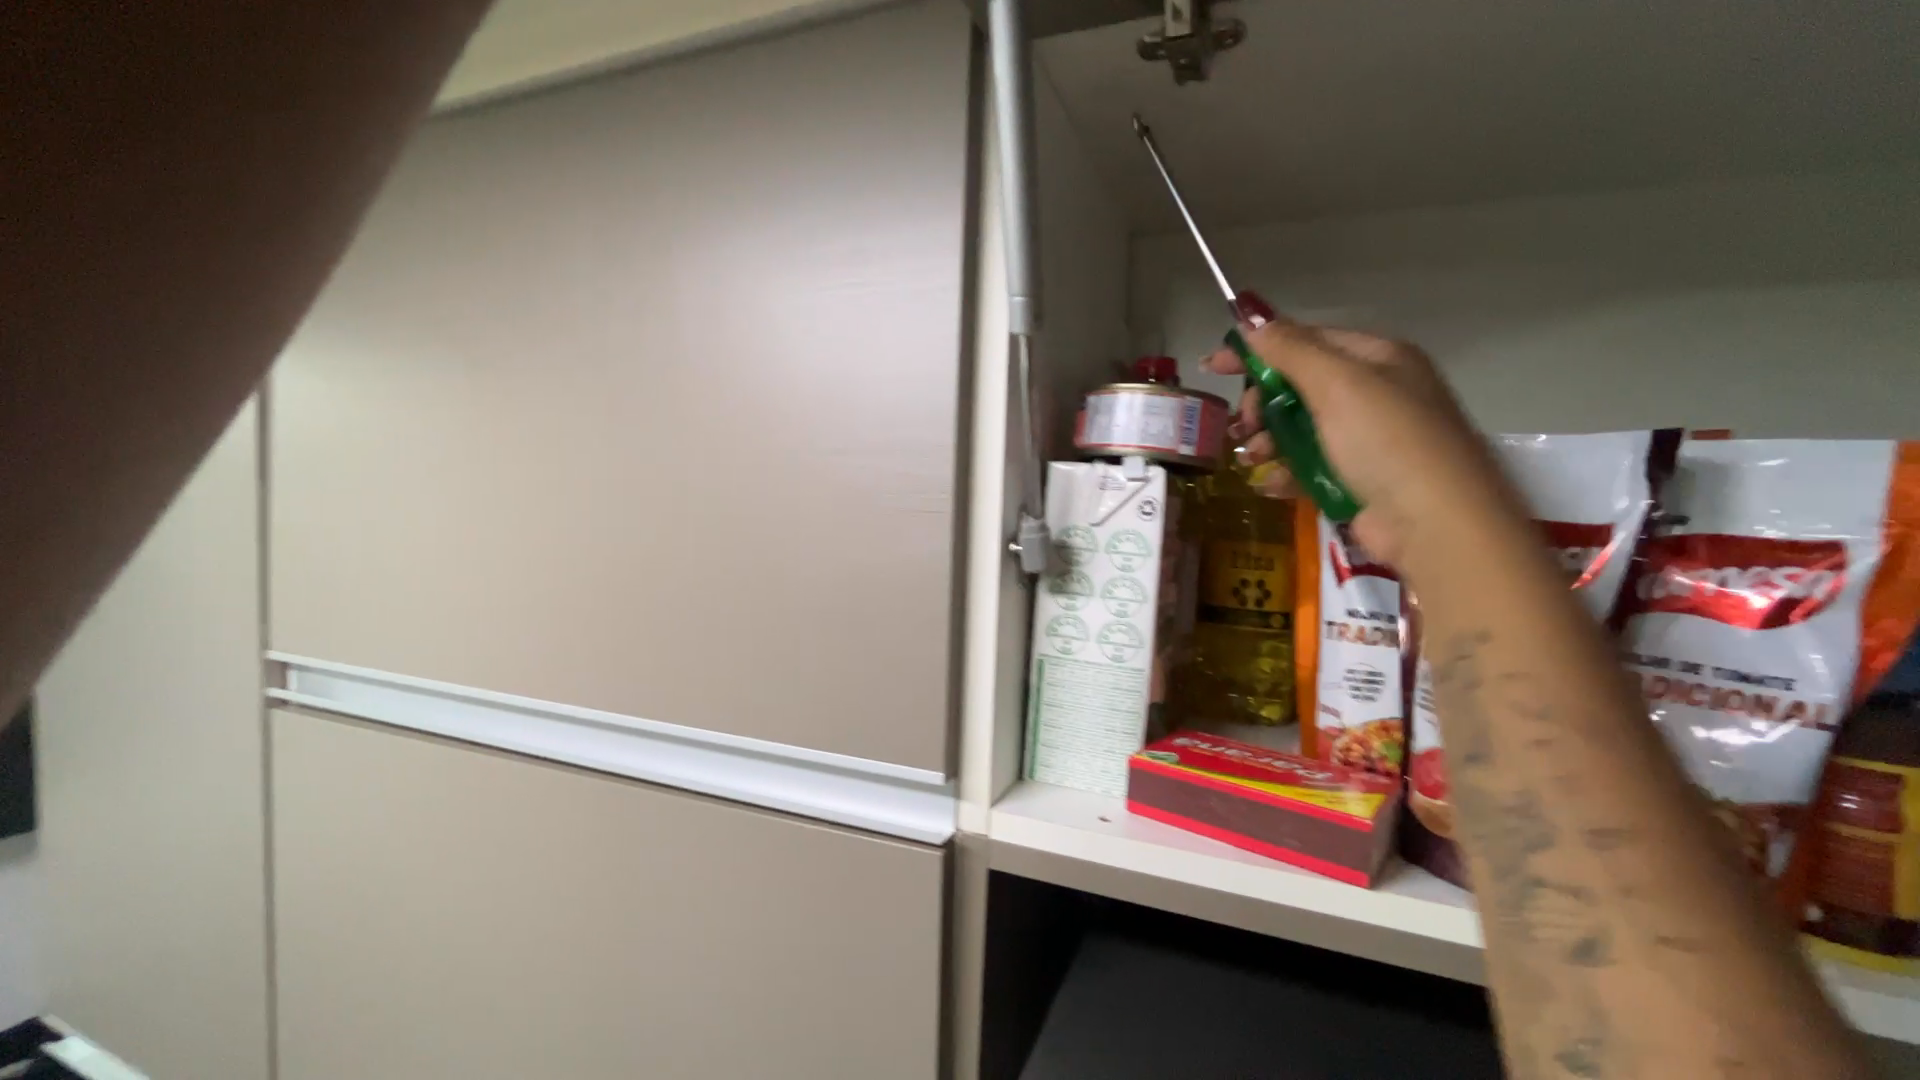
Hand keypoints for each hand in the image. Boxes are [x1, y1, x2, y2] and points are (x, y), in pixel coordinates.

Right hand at [1204, 317, 1516, 565]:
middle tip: (1243, 426)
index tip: (1212, 366)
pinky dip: (1286, 473)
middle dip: (1262, 404)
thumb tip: (1251, 320)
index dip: (1257, 351)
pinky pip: (1310, 467)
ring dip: (1268, 441)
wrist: (1435, 523)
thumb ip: (1291, 350)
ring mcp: (1368, 440)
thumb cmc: (1386, 441)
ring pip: (1300, 429)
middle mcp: (1375, 393)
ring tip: (1251, 459)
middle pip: (1299, 387)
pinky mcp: (1359, 481)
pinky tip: (1269, 484)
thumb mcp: (1337, 384)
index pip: (1306, 341)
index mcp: (1377, 358)